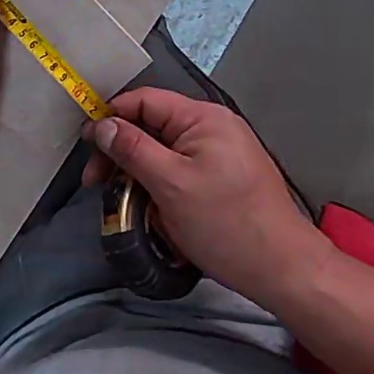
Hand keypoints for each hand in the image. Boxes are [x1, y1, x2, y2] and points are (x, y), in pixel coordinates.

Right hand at [83, 87, 329, 301]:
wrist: (286, 271)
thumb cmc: (227, 225)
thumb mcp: (170, 184)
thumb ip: (132, 149)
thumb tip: (102, 124)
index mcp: (203, 118)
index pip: (143, 101)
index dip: (111, 118)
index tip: (87, 146)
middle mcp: (212, 126)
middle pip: (150, 125)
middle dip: (120, 152)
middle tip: (95, 182)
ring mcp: (219, 151)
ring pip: (161, 150)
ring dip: (136, 171)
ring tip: (120, 199)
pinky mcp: (222, 175)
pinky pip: (177, 168)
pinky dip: (157, 182)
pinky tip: (148, 205)